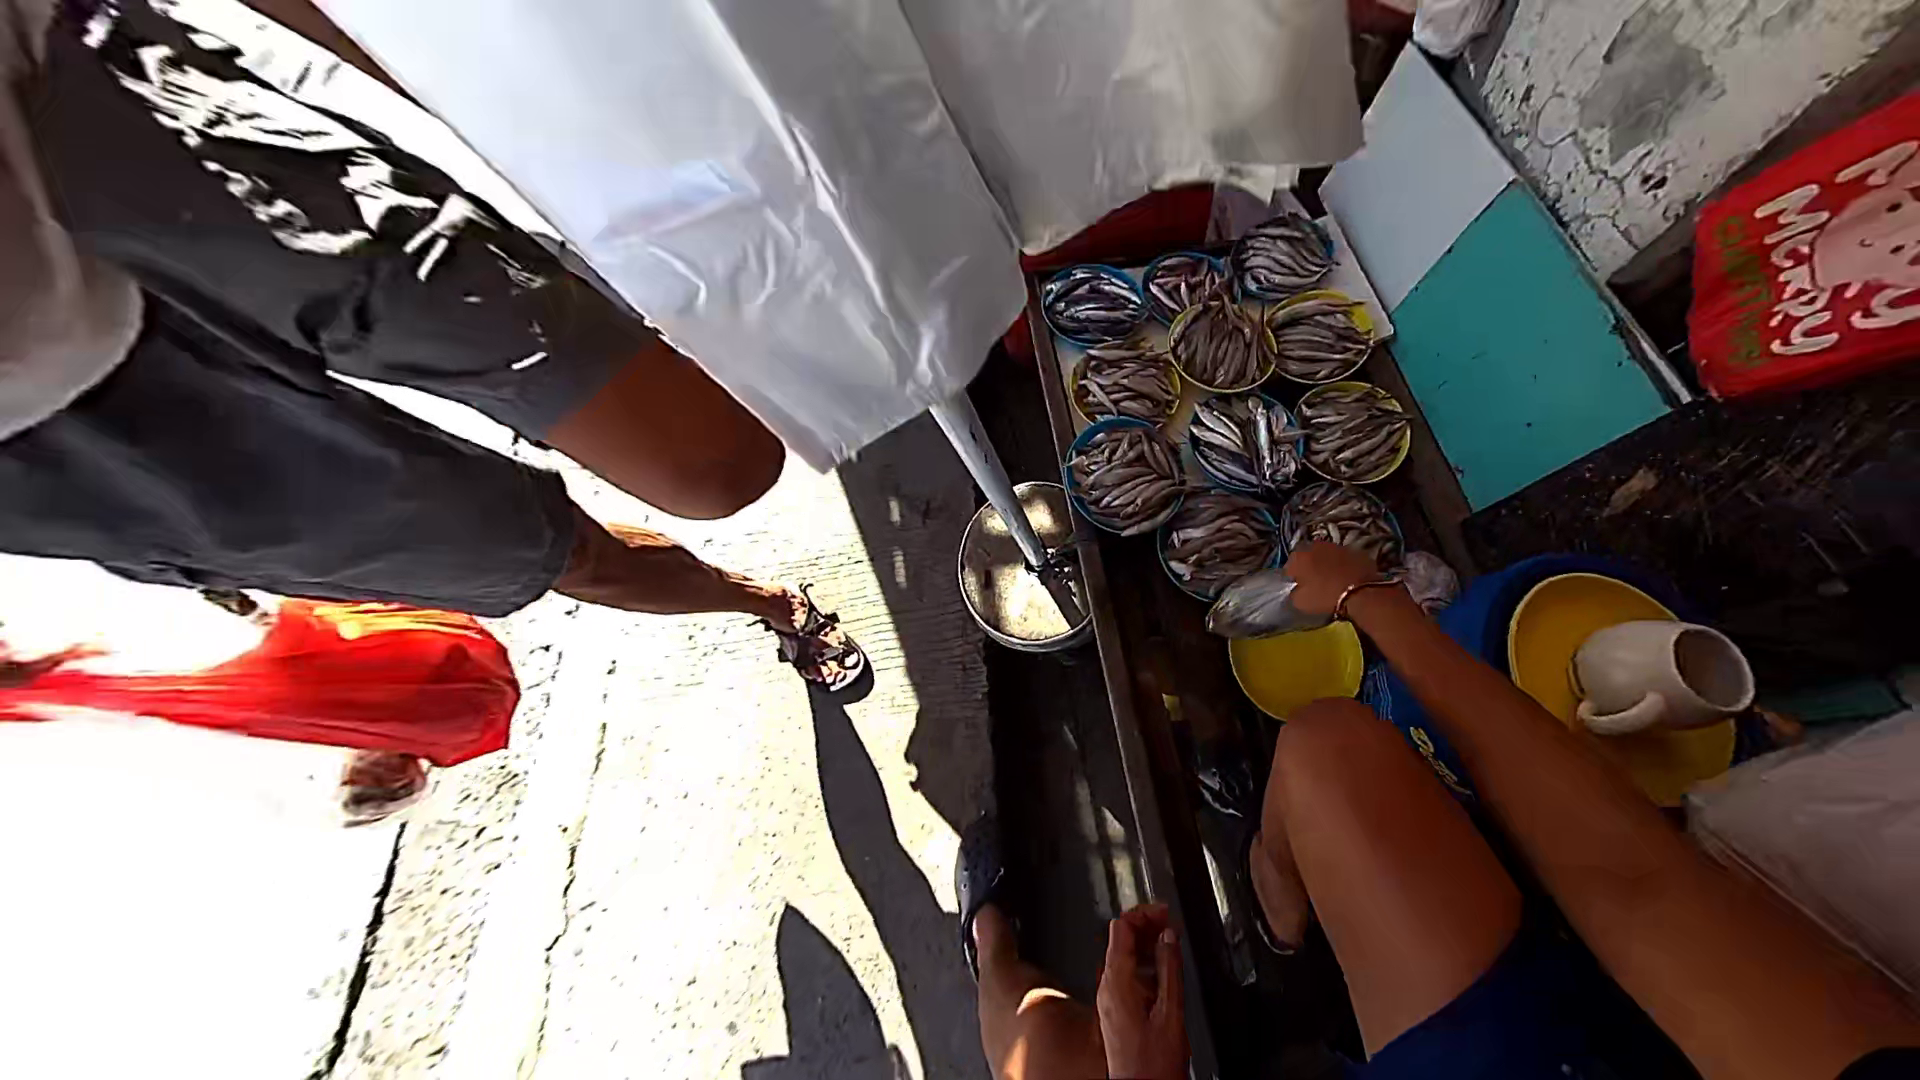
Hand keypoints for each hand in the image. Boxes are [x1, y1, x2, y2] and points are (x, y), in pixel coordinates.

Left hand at [1095, 904, 1187, 1079]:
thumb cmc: (1154, 1067)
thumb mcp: (1170, 1014)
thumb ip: (1169, 970)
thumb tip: (1169, 937)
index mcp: (1116, 980)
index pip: (1122, 927)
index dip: (1143, 913)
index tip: (1163, 911)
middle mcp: (1107, 986)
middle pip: (1120, 939)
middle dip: (1145, 925)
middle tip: (1168, 922)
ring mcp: (1110, 999)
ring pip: (1124, 956)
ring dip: (1146, 944)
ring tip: (1169, 941)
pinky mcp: (1116, 1011)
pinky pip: (1126, 975)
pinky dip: (1144, 965)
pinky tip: (1162, 970)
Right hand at [1282, 541, 1388, 616]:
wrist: (1363, 593)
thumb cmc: (1326, 597)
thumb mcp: (1300, 601)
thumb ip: (1294, 592)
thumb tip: (1297, 589)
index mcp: (1298, 557)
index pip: (1289, 567)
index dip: (1293, 578)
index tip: (1299, 586)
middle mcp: (1316, 546)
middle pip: (1308, 557)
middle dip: (1309, 566)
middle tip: (1314, 581)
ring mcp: (1338, 547)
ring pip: (1327, 555)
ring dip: (1326, 563)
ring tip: (1332, 578)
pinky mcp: (1356, 551)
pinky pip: (1344, 559)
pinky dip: (1343, 565)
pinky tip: (1347, 577)